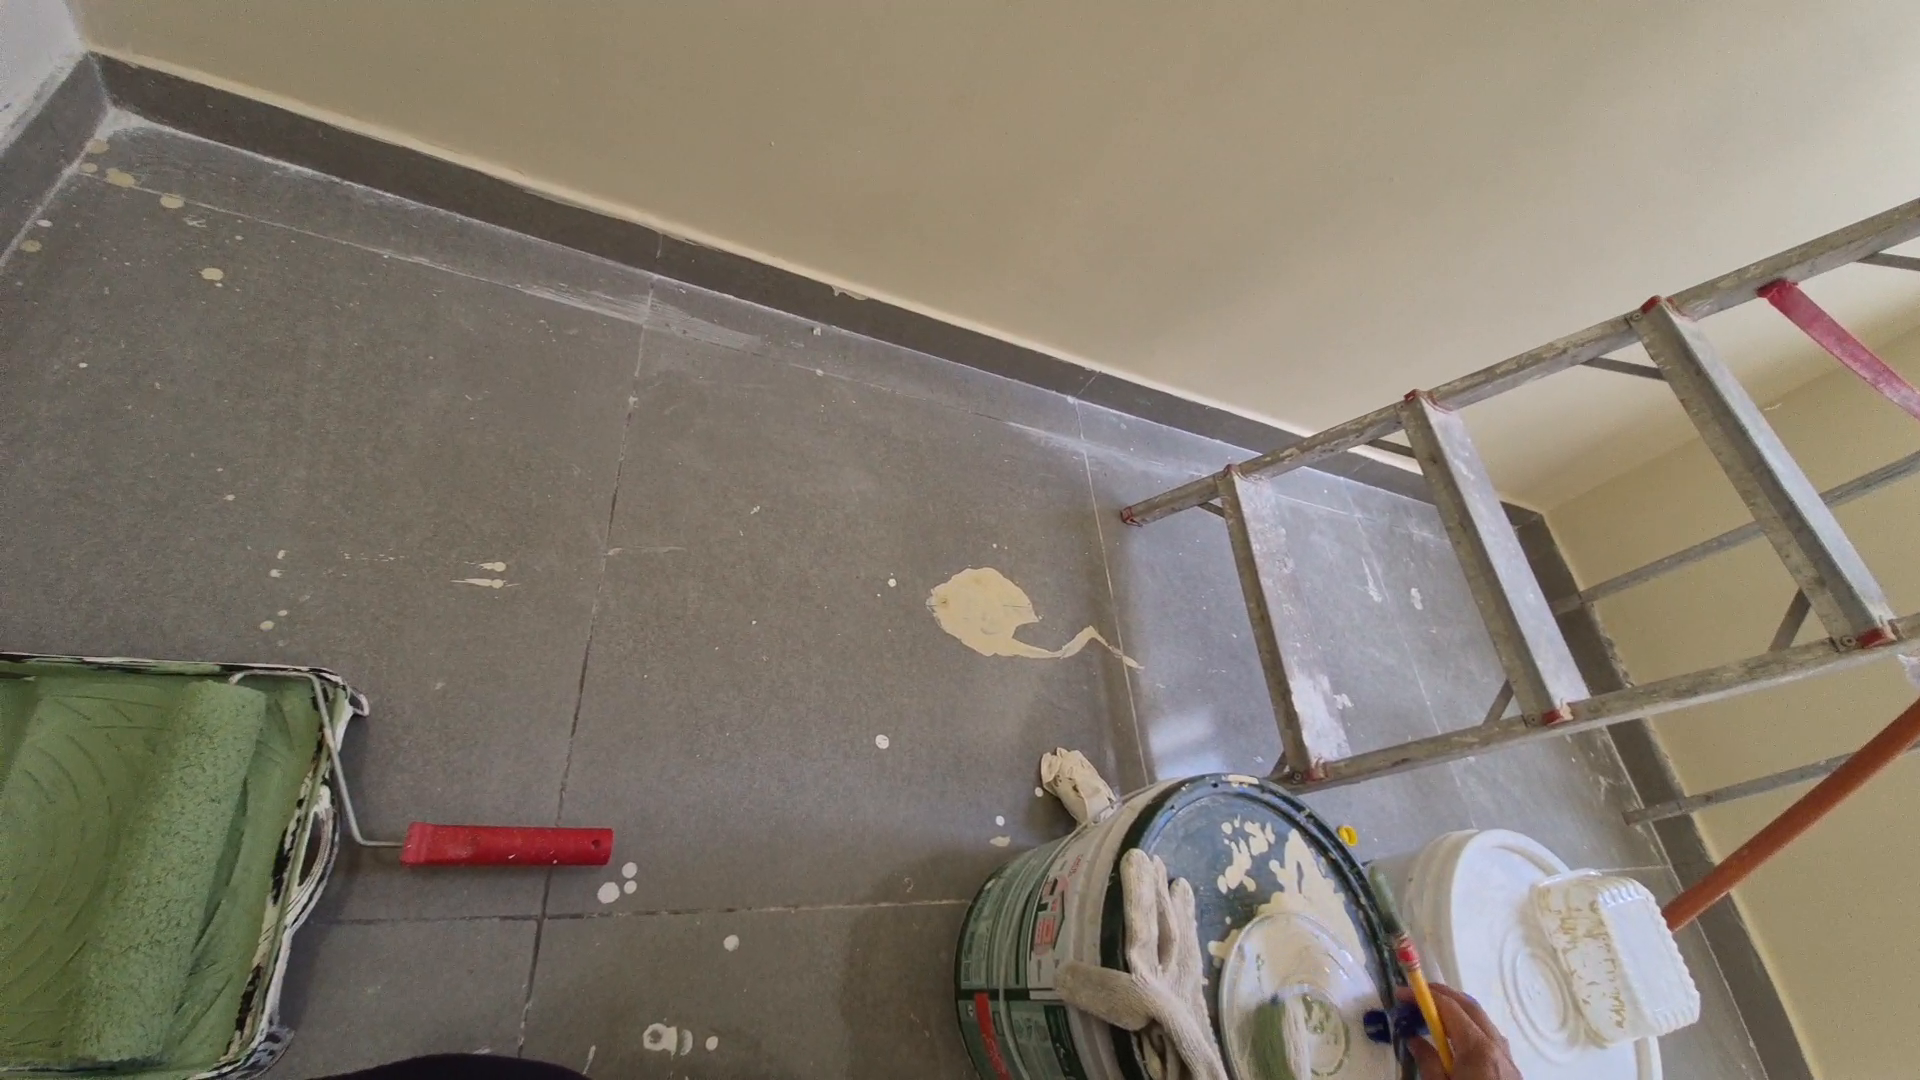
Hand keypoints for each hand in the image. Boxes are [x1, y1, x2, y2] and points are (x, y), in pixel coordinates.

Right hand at [1402, 983, 1522, 1079]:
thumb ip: (1427, 1060)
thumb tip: (1415, 1040)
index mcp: (1478, 1048)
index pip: (1448, 1007)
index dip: (1423, 995)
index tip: (1401, 994)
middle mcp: (1497, 1048)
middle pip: (1470, 1006)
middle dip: (1442, 994)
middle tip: (1418, 995)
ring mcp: (1509, 1061)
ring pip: (1484, 1021)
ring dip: (1459, 1010)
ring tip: (1435, 1015)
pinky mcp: (1513, 1074)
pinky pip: (1491, 1038)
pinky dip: (1471, 1028)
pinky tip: (1459, 1041)